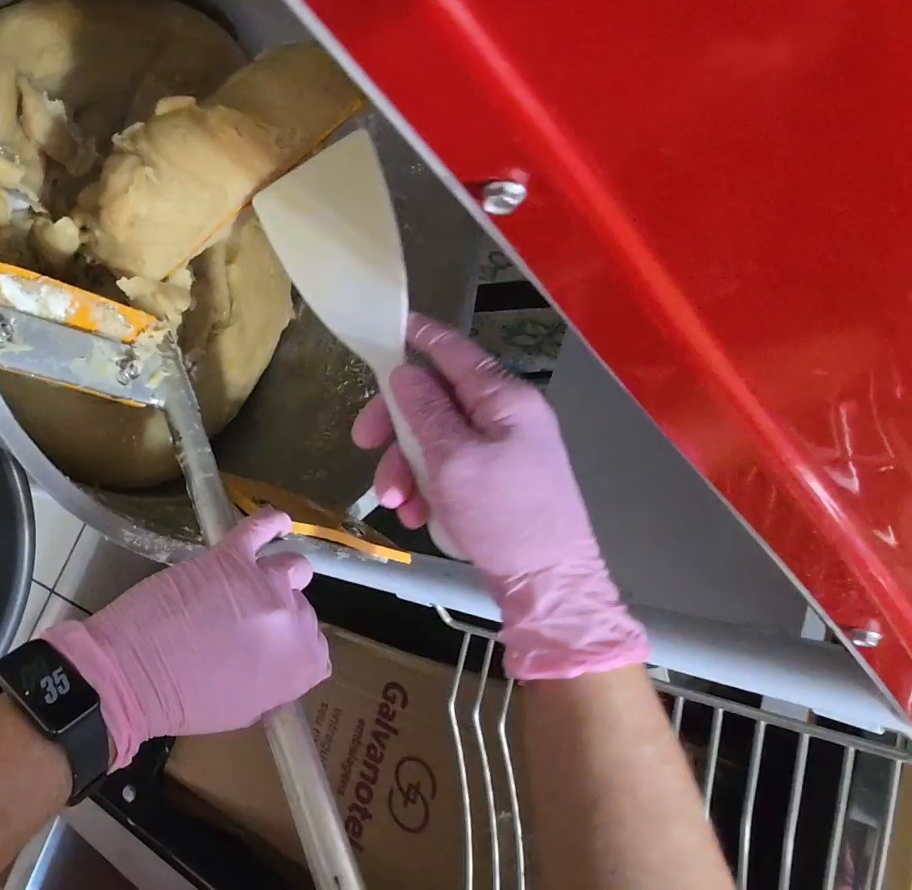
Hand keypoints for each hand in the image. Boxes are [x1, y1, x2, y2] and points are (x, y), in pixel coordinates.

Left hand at [39, 510, 328, 768]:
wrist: (136, 673)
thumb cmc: (186, 701)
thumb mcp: (246, 709)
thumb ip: (274, 679)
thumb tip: (274, 658)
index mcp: (303, 666)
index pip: (316, 645)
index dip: (291, 640)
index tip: (270, 641)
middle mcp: (294, 621)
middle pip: (301, 604)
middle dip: (278, 610)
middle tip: (246, 618)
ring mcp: (263, 584)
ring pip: (290, 566)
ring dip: (276, 573)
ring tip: (253, 579)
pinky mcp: (229, 558)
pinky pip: (259, 527)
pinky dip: (271, 521)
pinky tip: (277, 520)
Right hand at [351, 316, 648, 680]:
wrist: (548, 586)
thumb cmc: (502, 517)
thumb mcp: (452, 460)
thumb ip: (424, 411)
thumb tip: (404, 372)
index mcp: (504, 402)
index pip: (454, 352)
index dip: (419, 336)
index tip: (387, 324)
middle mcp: (503, 417)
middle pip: (432, 400)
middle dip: (394, 427)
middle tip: (363, 445)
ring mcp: (499, 449)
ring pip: (431, 438)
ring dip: (403, 467)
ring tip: (396, 503)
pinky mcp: (492, 479)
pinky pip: (443, 467)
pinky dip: (423, 487)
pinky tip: (416, 514)